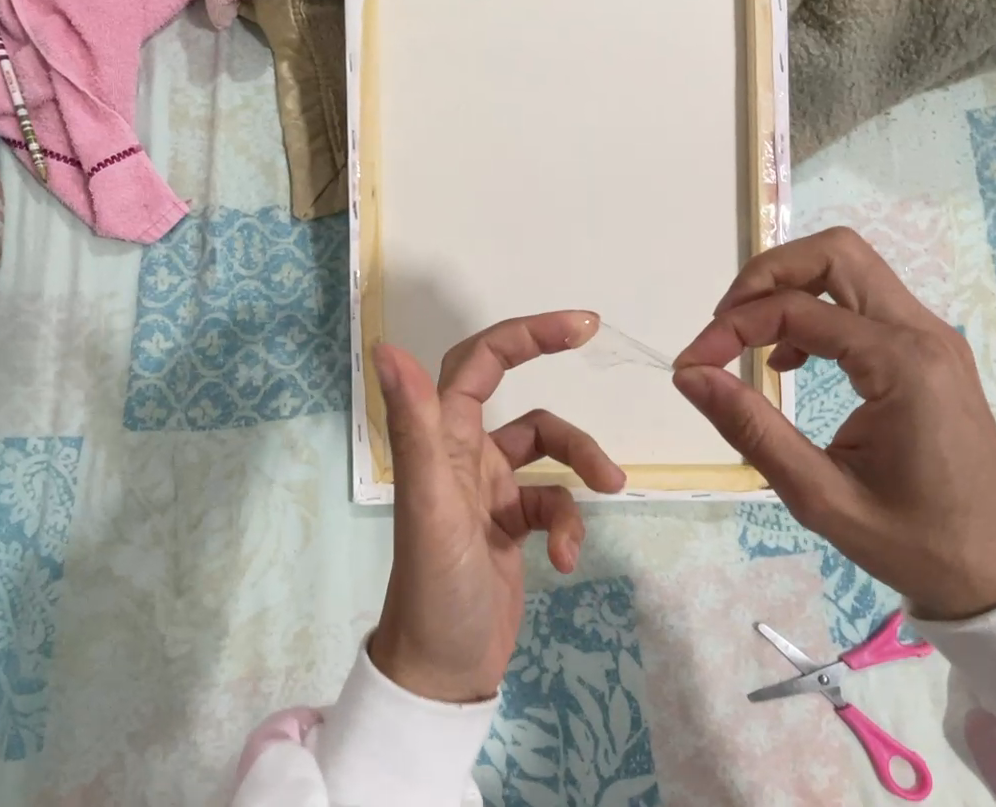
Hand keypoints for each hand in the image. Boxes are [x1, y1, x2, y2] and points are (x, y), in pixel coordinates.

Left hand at [369, 312, 627, 702]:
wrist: (444, 670)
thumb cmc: (435, 585)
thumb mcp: (430, 503)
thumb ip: (414, 427)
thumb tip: (385, 347)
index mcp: (440, 438)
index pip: (479, 362)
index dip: (524, 334)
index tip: (580, 325)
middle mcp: (461, 453)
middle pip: (516, 393)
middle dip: (551, 367)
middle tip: (595, 336)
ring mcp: (488, 490)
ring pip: (546, 452)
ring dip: (578, 465)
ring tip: (610, 490)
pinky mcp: (509, 525)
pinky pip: (551, 504)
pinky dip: (568, 524)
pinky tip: (567, 559)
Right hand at [671, 227, 995, 619]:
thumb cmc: (914, 541)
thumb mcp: (820, 496)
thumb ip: (751, 430)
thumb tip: (688, 376)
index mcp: (902, 365)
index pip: (795, 310)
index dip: (730, 328)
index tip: (691, 365)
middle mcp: (921, 332)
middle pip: (833, 253)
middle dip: (764, 276)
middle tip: (723, 324)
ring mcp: (929, 336)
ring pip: (847, 266)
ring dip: (787, 286)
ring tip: (745, 336)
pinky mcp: (925, 350)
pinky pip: (860, 299)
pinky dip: (812, 307)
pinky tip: (789, 359)